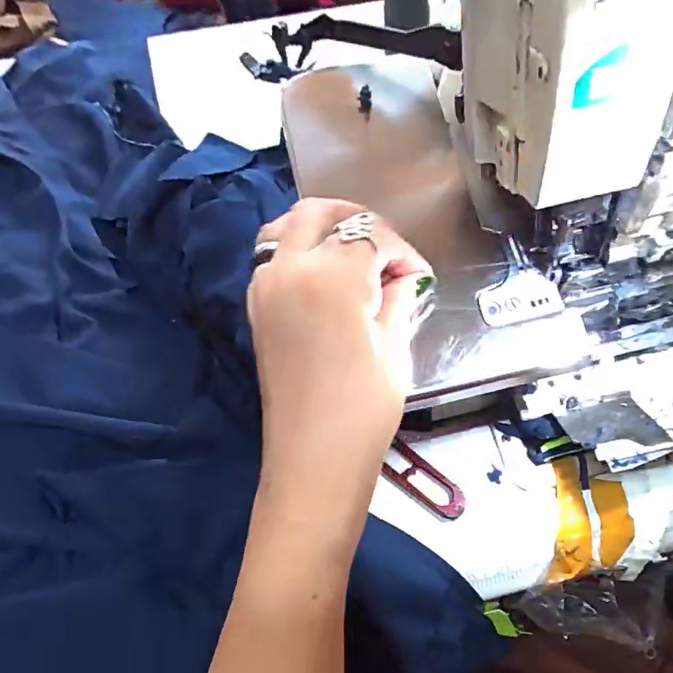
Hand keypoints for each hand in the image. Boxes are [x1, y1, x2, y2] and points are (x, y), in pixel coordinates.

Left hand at [246, 199, 432, 501]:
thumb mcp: (394, 349)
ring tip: (352, 258)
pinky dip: (298, 255)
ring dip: (320, 231)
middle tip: (384, 251)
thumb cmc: (363, 411)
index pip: (370, 235)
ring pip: (286, 229)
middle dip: (357, 221)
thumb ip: (396, 300)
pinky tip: (326, 281)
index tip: (416, 276)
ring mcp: (264, 289)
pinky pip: (272, 260)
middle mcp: (288, 270)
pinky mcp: (256, 312)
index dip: (400, 251)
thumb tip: (402, 277)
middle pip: (318, 214)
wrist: (312, 459)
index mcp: (330, 276)